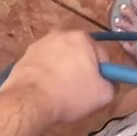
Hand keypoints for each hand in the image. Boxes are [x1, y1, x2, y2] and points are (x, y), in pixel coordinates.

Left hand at [0, 30, 115, 125]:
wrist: (29, 101)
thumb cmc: (70, 94)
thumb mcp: (103, 95)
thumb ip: (112, 84)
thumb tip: (108, 82)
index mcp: (82, 37)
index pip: (102, 57)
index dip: (103, 75)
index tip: (97, 89)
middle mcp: (60, 34)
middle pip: (79, 55)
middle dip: (81, 71)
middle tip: (80, 92)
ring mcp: (39, 44)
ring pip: (60, 60)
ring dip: (62, 73)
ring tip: (60, 94)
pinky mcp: (24, 56)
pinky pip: (43, 67)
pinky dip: (46, 76)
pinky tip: (45, 92)